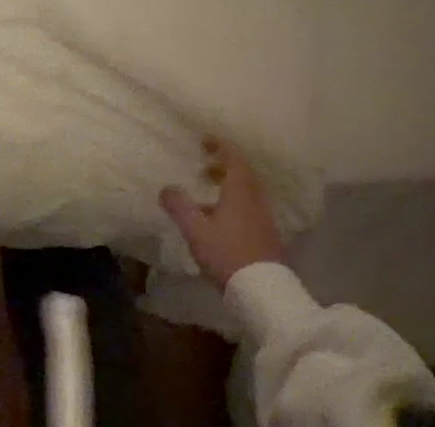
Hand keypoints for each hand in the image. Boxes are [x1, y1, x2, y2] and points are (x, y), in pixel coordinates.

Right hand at [159, 138, 284, 289]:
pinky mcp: (268, 237)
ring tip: (209, 193)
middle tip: (205, 166)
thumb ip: (179, 206)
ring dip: (230, 185)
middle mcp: (256, 201)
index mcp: (240, 192)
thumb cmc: (227, 254)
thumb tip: (166, 188)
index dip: (221, 146)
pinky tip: (221, 220)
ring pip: (248, 192)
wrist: (263, 293)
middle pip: (244, 174)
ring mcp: (265, 219)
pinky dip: (236, 203)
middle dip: (225, 165)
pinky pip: (251, 208)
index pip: (235, 159)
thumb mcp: (195, 230)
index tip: (205, 140)